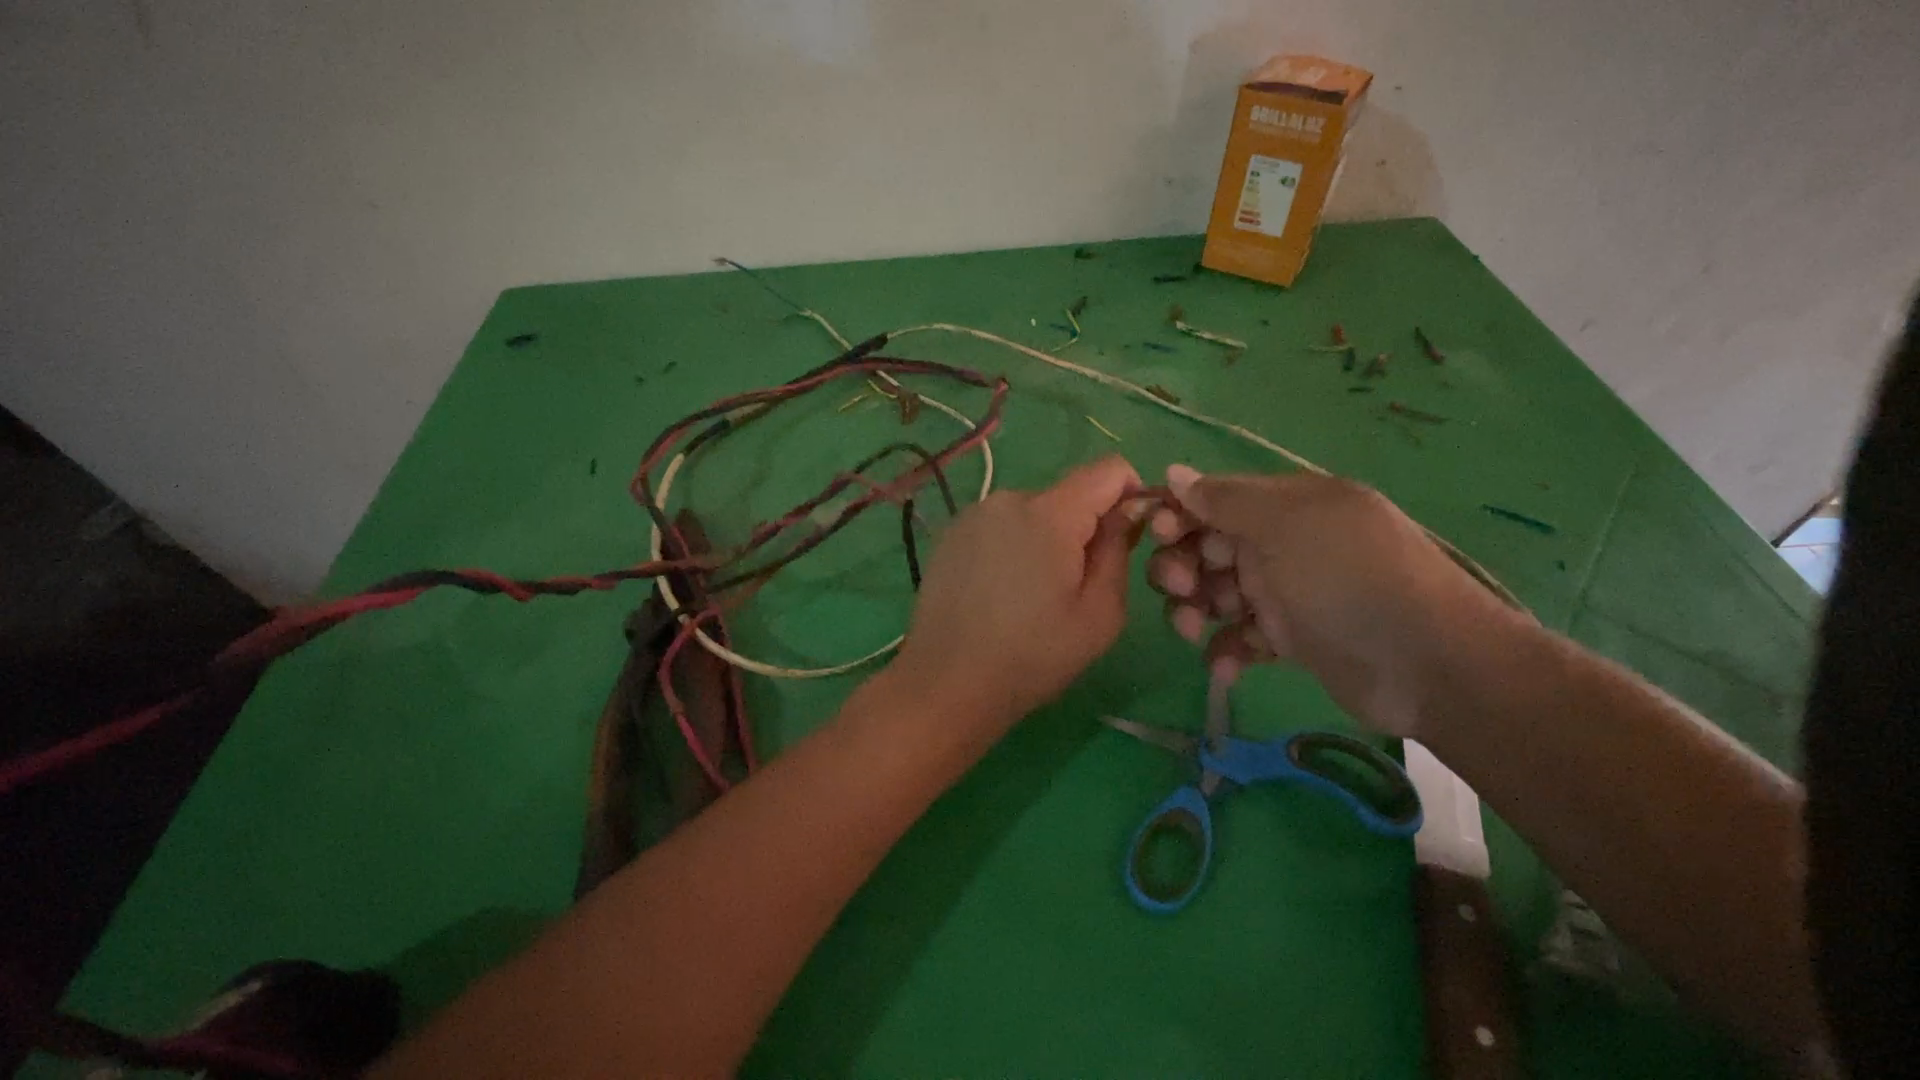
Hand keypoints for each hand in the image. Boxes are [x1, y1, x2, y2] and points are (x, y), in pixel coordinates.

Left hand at [892, 456, 1143, 734]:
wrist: (947, 684)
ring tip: (1034, 597)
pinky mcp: (950, 535)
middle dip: (1084, 529)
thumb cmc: (1033, 656)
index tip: (1130, 537)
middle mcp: (1009, 499)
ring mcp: (974, 515)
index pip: (1109, 469)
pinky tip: (1001, 594)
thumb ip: (1118, 551)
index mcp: (1050, 513)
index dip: (1131, 493)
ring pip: (1034, 513)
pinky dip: (1014, 548)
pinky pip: (1001, 527)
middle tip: (1076, 588)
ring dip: (1047, 541)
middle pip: (1068, 496)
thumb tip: (1128, 511)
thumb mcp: (1100, 614)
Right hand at [1144, 464, 1524, 736]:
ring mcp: (1290, 593)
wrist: (1428, 663)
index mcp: (1288, 504)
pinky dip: (1228, 650)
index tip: (1160, 536)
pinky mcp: (1294, 640)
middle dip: (1183, 567)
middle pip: (1209, 547)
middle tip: (1183, 591)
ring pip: (1219, 594)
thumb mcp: (1286, 525)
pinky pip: (1243, 638)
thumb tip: (1174, 471)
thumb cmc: (1349, 579)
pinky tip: (1227, 668)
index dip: (1180, 514)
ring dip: (1196, 611)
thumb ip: (1225, 500)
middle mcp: (1286, 543)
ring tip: (1195, 634)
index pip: (1216, 498)